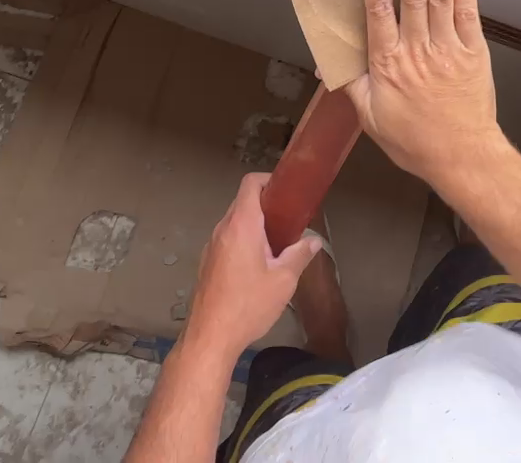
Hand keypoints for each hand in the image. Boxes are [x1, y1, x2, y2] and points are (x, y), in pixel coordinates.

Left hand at [186, 173, 322, 355]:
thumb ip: (300, 255)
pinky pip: (227, 240)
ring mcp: (211, 247)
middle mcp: (222, 229)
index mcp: (241, 225)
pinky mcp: (206, 264)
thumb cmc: (248, 305)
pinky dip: (243, 242)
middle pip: (243, 202)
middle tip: (289, 221)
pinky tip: (257, 267)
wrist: (209, 339)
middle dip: (267, 207)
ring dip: (255, 227)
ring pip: (235, 223)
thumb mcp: (284, 280)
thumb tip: (314, 241)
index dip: (269, 180)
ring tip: (277, 246)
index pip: (250, 184)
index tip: (287, 192)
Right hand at [346, 0, 504, 188]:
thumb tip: (326, 65)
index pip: (379, 12)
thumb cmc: (414, 139)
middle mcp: (417, 50)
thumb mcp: (371, 117)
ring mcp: (448, 49)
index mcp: (388, 64)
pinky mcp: (474, 52)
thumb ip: (351, 85)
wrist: (462, 156)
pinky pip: (469, 14)